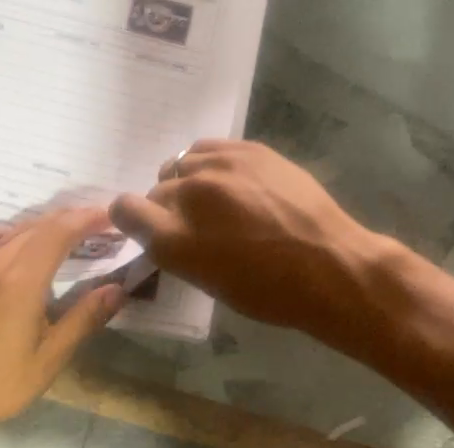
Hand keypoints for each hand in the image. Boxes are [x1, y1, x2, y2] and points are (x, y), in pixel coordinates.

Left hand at [0, 206, 124, 441]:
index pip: (59, 232)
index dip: (88, 219)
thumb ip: (84, 318)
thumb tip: (118, 290)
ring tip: (68, 236)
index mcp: (21, 280)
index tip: (112, 217)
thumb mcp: (51, 356)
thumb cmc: (2, 384)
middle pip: (38, 226)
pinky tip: (18, 246)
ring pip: (13, 230)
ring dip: (43, 226)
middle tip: (101, 229)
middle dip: (71, 221)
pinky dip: (8, 233)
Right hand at [110, 140, 388, 337]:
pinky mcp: (249, 149)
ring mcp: (220, 168)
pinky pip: (209, 148)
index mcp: (175, 241)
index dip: (130, 218)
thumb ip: (181, 253)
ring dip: (188, 181)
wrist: (328, 266)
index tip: (144, 227)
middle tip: (193, 227)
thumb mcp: (212, 285)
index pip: (125, 210)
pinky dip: (210, 164)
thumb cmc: (270, 294)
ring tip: (213, 202)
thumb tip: (171, 233)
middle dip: (166, 207)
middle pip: (156, 189)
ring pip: (181, 164)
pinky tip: (229, 182)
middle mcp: (189, 196)